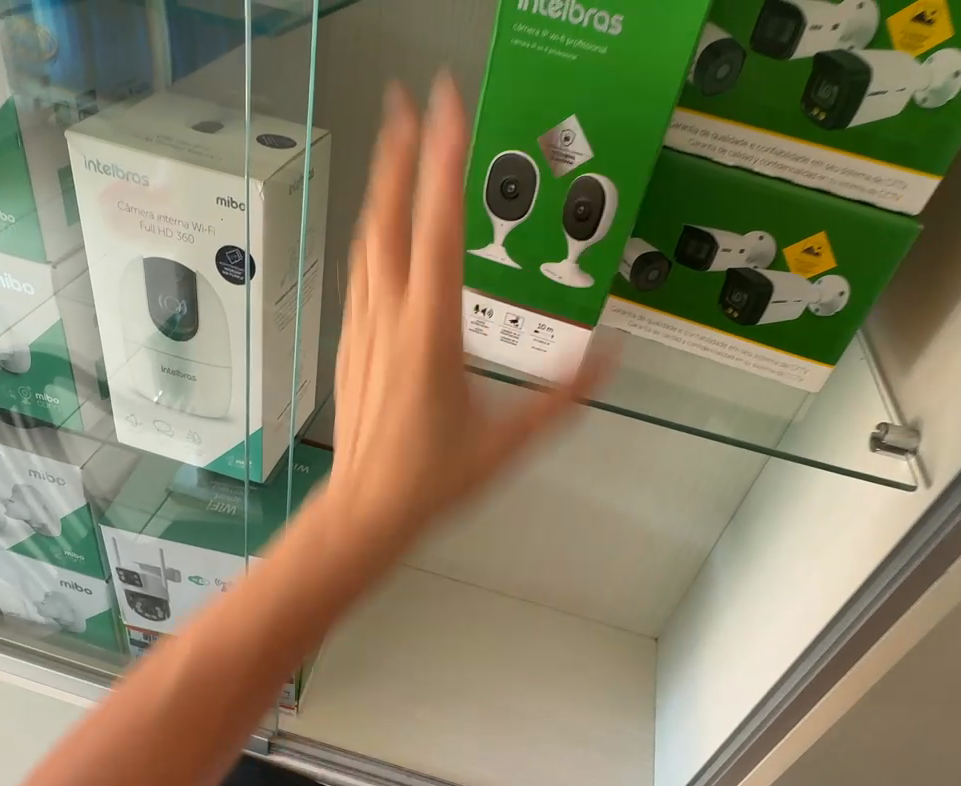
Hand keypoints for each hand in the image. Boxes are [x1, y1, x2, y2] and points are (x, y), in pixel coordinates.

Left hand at [326, 74, 610, 549]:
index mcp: (430, 330)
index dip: (444, 161)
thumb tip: (609, 358)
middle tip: (409, 101)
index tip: (448, 109)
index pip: (439, 227)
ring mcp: (364, 327)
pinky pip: (359, 272)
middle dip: (400, 152)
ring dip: (381, 187)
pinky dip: (371, 235)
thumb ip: (564, 397)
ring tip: (392, 147)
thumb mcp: (509, 441)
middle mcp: (390, 317)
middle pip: (391, 217)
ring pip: (368, 240)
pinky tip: (376, 230)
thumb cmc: (430, 478)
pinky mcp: (351, 343)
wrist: (368, 508)